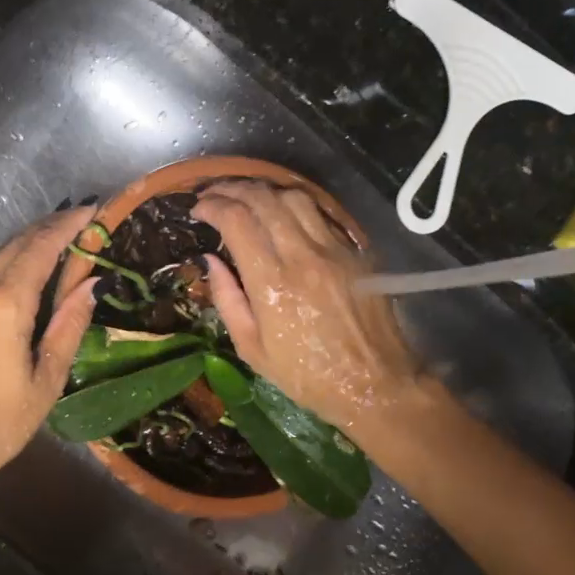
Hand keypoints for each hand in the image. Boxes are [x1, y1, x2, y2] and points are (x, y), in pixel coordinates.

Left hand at [0, 206, 98, 514]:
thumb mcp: (45, 383)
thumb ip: (68, 328)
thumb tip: (91, 285)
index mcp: (4, 305)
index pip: (40, 247)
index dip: (67, 225)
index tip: (90, 211)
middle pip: (12, 246)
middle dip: (45, 230)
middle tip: (73, 224)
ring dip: (16, 246)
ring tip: (43, 246)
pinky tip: (1, 275)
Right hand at [192, 181, 433, 436]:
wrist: (375, 385)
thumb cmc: (306, 375)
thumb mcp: (252, 349)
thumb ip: (227, 298)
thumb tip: (211, 259)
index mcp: (272, 282)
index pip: (237, 219)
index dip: (213, 205)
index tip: (198, 209)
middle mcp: (303, 256)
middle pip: (263, 198)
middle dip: (232, 189)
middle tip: (215, 194)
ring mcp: (333, 250)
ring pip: (294, 197)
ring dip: (264, 191)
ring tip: (247, 198)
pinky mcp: (355, 252)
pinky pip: (320, 214)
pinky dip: (294, 205)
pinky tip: (282, 213)